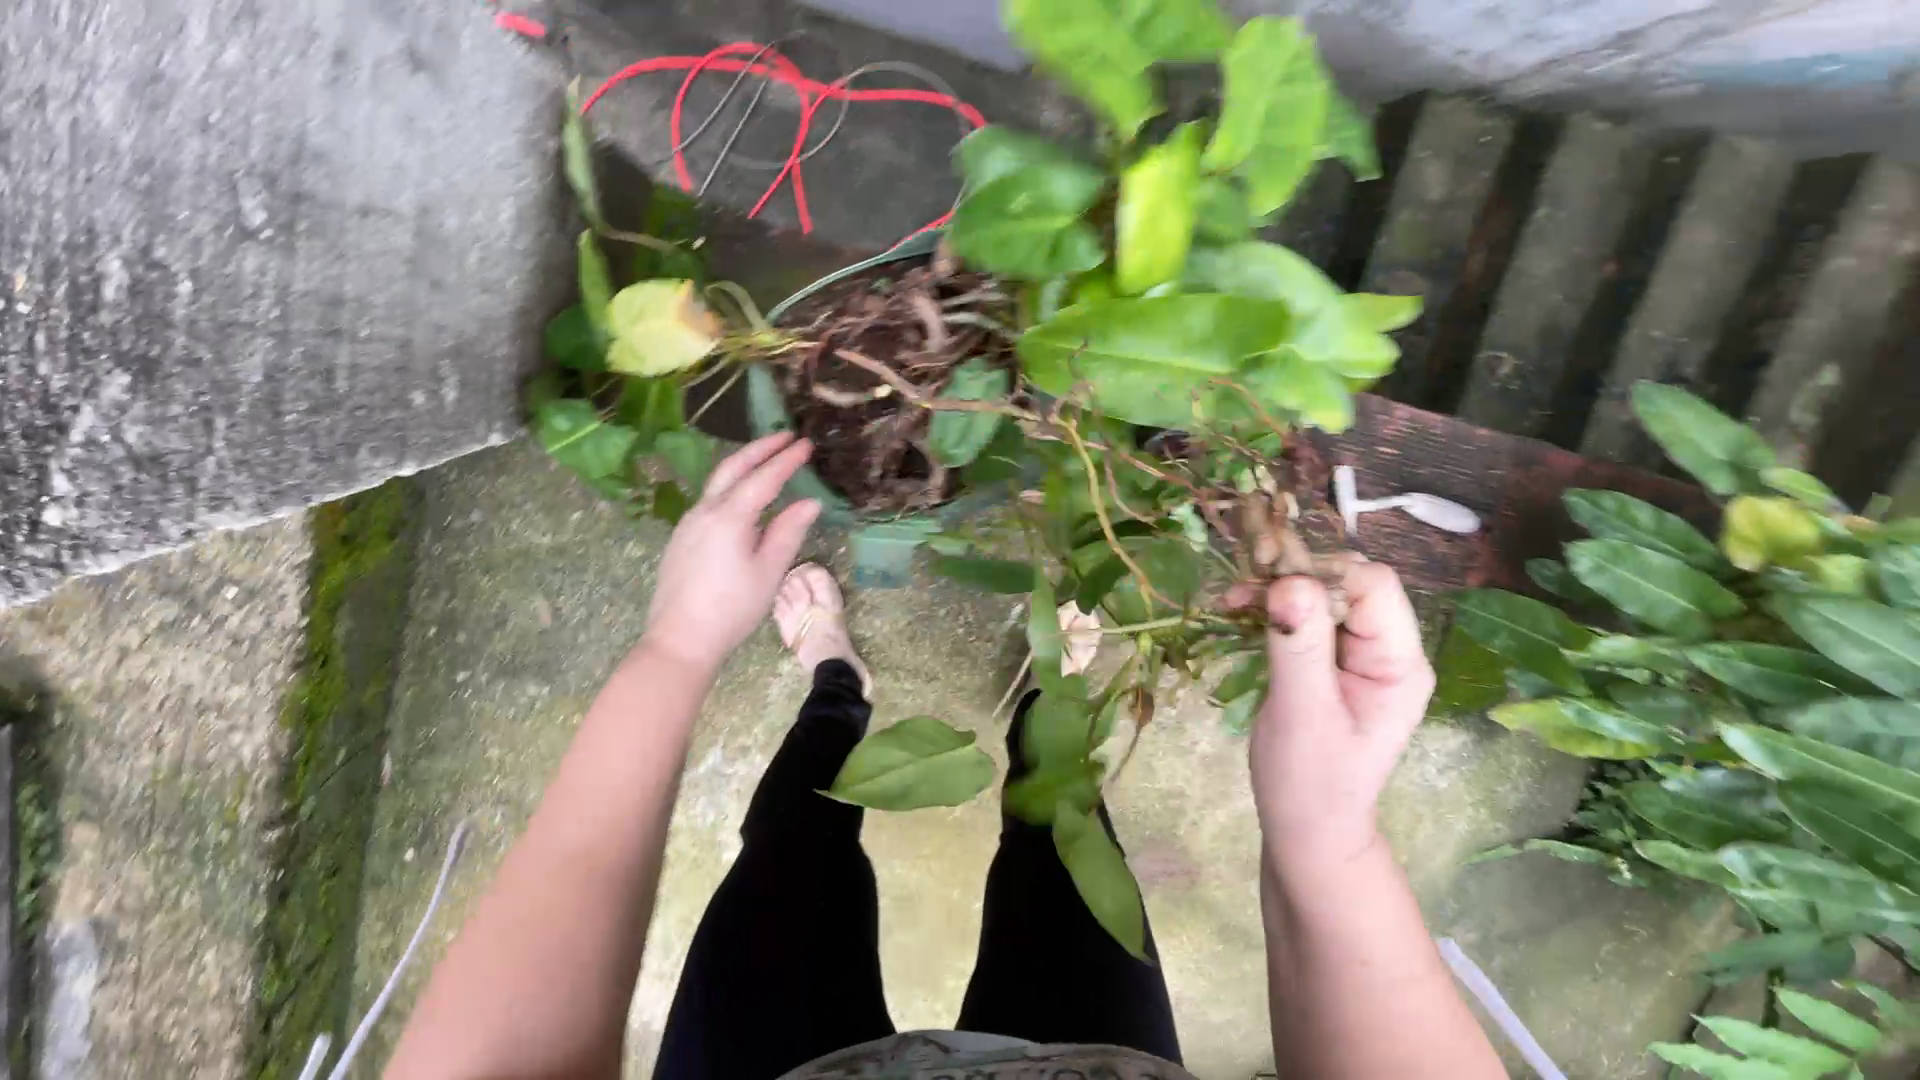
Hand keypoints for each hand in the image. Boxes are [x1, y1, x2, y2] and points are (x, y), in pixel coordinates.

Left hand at [638, 433, 821, 672]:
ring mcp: (689, 523)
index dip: (787, 460)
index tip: (807, 444)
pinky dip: (731, 485)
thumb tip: (810, 502)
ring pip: (718, 482)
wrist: (681, 639)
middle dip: (760, 449)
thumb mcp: (769, 571)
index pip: (764, 478)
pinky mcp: (682, 537)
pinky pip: (710, 499)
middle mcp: (705, 510)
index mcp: (730, 516)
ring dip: (743, 464)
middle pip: (733, 467)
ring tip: (766, 458)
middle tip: (785, 436)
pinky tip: (742, 497)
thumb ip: (789, 532)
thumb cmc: (732, 608)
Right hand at [1248, 559, 1433, 870]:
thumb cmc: (1309, 780)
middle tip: (1239, 594)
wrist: (1307, 828)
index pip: (1371, 586)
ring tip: (1232, 602)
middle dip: (1293, 579)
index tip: (1266, 588)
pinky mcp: (1332, 660)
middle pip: (1346, 583)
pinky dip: (1272, 608)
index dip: (1320, 575)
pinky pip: (1306, 616)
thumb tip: (1289, 582)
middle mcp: (1388, 649)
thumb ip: (1299, 647)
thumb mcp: (1302, 714)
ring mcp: (1360, 654)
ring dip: (1276, 591)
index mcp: (1398, 663)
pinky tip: (1239, 612)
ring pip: (1322, 594)